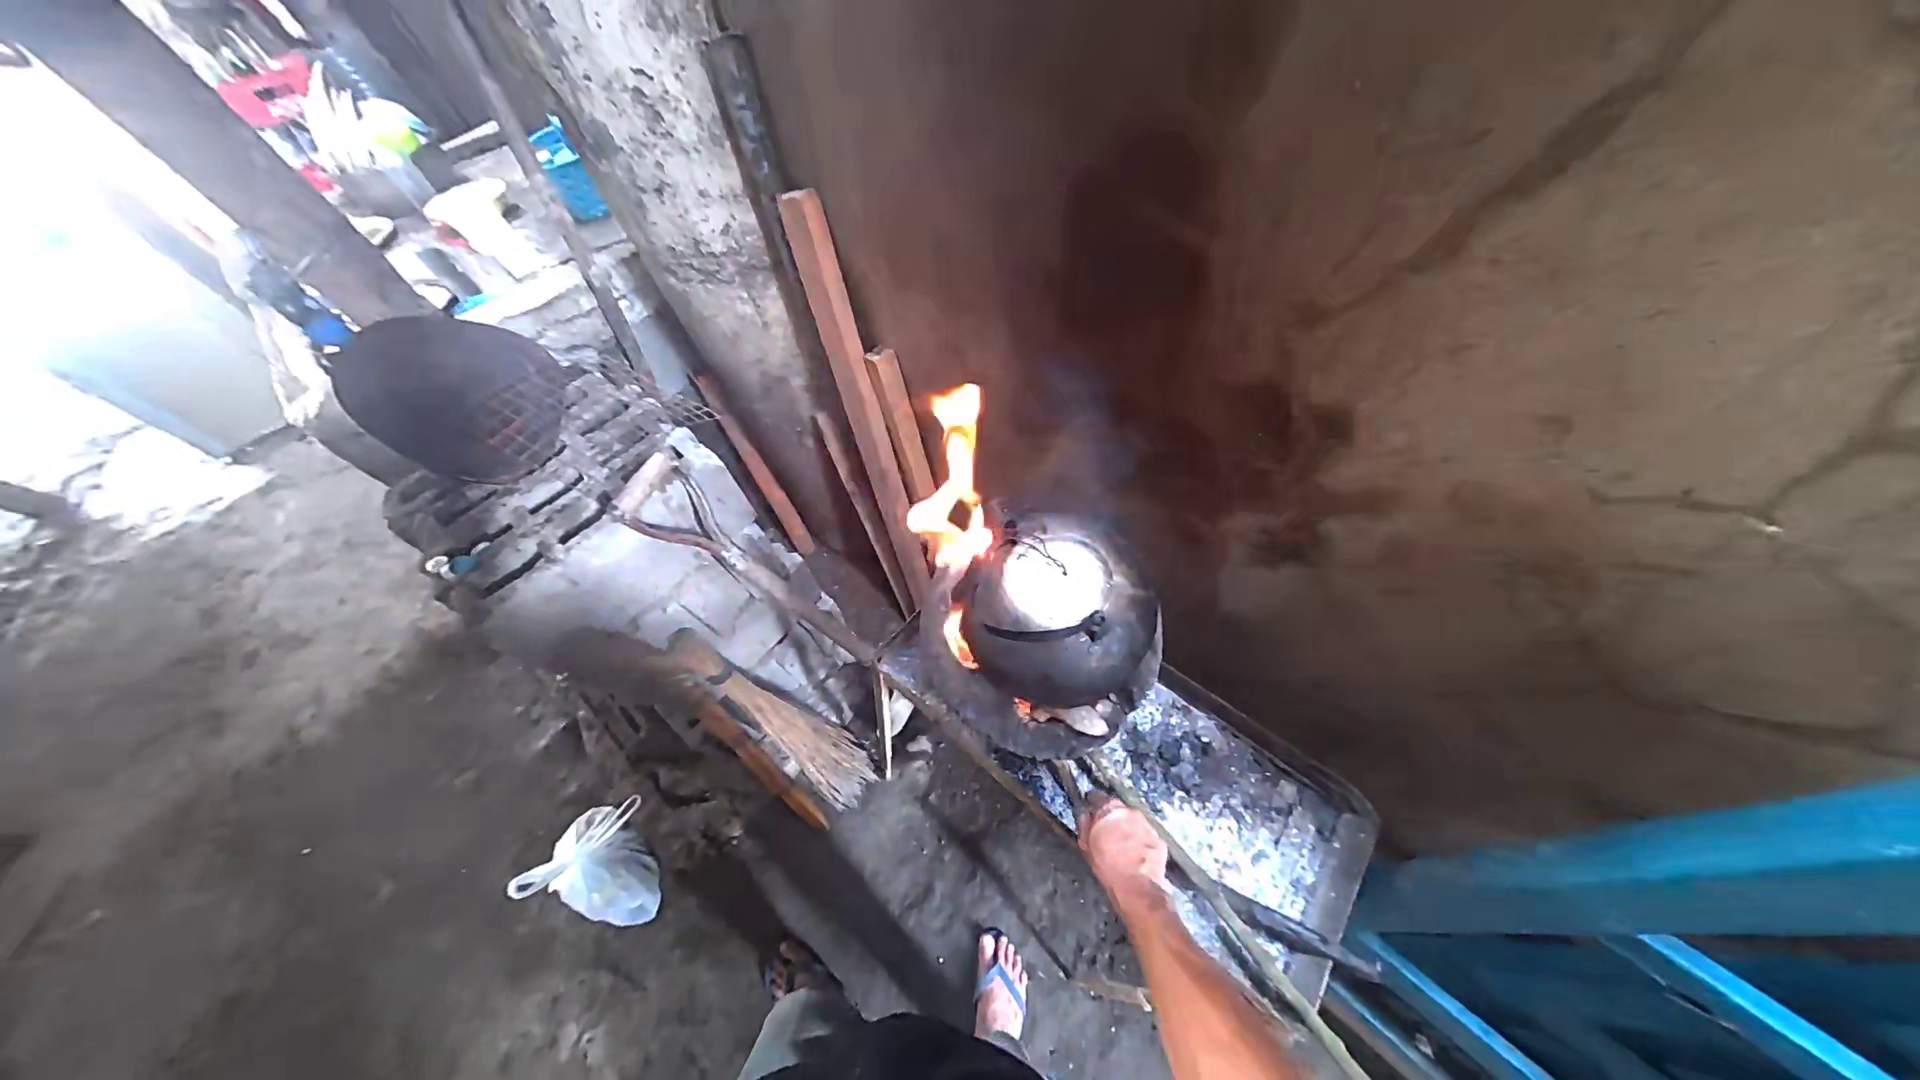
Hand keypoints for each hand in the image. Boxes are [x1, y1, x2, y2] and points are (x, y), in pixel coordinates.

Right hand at [1078, 794, 1169, 901]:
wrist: (1138, 887)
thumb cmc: (1108, 866)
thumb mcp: (1087, 846)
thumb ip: (1084, 826)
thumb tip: (1084, 815)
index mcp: (1109, 810)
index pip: (1098, 797)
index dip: (1092, 803)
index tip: (1090, 810)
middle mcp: (1130, 812)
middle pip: (1118, 809)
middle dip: (1112, 817)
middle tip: (1106, 832)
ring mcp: (1147, 824)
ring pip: (1133, 821)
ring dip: (1127, 828)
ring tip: (1122, 845)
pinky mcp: (1159, 838)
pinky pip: (1145, 834)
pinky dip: (1140, 840)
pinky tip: (1136, 854)